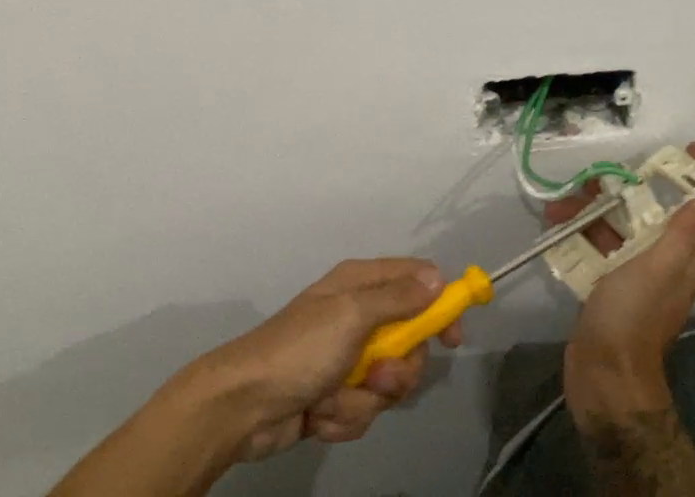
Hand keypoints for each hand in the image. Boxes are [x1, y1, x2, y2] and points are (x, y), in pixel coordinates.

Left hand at [191, 258, 463, 456]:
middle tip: (378, 377)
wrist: (243, 406)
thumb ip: (398, 298)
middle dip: (397, 370)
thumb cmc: (299, 350)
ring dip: (364, 399)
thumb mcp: (352, 314)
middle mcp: (356, 317)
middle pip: (409, 343)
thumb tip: (437, 277)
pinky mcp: (335, 397)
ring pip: (388, 384)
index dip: (439, 306)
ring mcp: (345, 360)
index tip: (452, 338)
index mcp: (360, 285)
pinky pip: (364, 410)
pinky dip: (344, 417)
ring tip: (332, 398)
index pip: (417, 282)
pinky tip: (318, 414)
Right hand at [543, 142, 694, 412]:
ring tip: (558, 207)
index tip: (686, 149)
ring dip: (590, 213)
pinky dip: (578, 238)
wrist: (603, 376)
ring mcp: (631, 279)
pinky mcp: (605, 290)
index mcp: (682, 260)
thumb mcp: (659, 268)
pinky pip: (595, 252)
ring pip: (616, 232)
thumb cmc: (633, 317)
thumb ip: (682, 234)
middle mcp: (661, 265)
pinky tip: (555, 231)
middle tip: (589, 179)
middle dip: (620, 193)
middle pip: (647, 216)